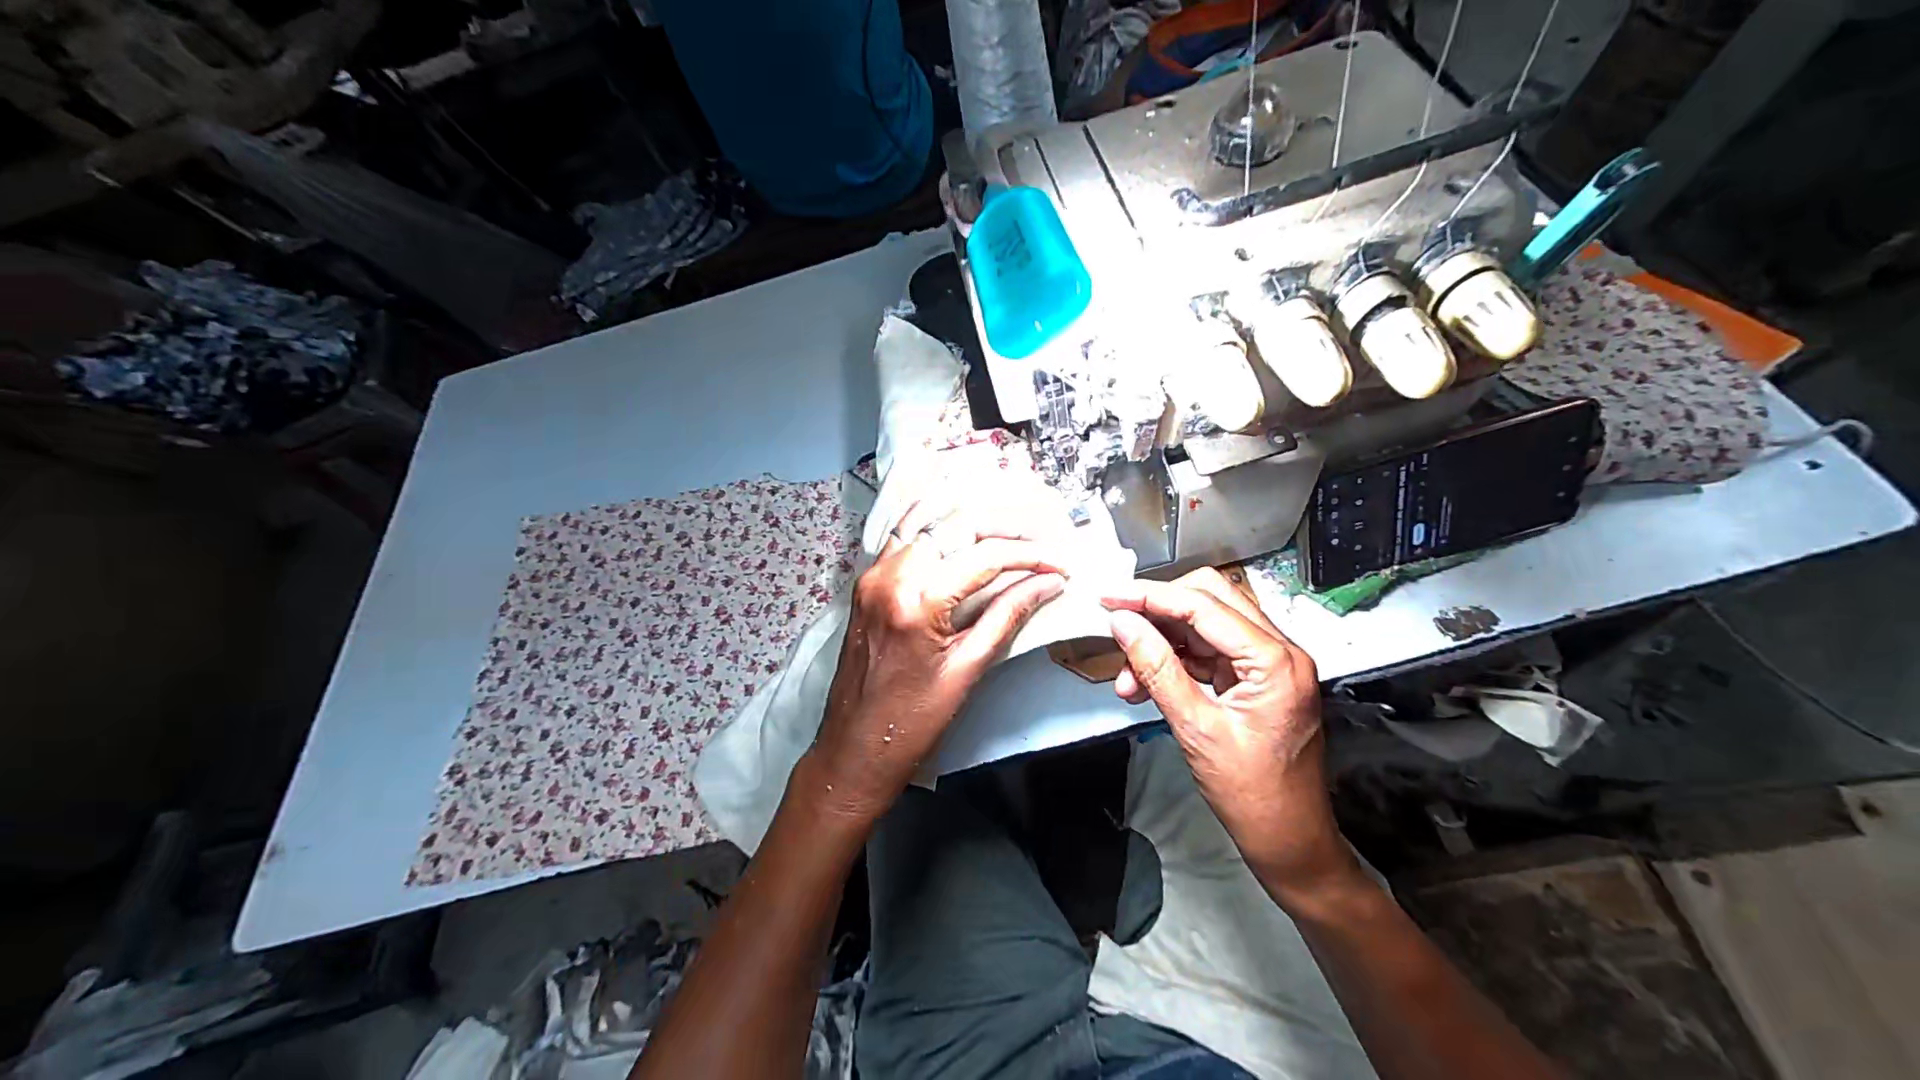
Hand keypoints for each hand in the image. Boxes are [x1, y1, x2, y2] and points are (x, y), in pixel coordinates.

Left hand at [807, 502, 1066, 824]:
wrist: (853, 749)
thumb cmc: (911, 723)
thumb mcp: (967, 670)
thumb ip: (1007, 616)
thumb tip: (1048, 583)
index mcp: (917, 603)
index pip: (985, 557)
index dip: (1030, 555)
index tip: (1060, 564)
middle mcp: (890, 577)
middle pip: (956, 526)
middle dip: (1004, 527)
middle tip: (1041, 539)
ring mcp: (872, 576)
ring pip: (926, 522)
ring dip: (970, 520)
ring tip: (1009, 529)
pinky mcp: (865, 583)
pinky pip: (901, 535)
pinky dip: (932, 523)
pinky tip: (958, 525)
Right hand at [1101, 569, 1357, 902]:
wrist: (1289, 839)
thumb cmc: (1258, 797)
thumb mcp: (1196, 730)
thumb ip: (1157, 669)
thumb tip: (1126, 626)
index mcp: (1275, 661)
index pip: (1204, 605)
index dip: (1151, 597)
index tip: (1113, 597)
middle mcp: (1278, 653)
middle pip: (1209, 599)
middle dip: (1158, 610)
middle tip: (1118, 622)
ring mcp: (1267, 664)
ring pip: (1203, 625)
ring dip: (1161, 640)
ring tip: (1129, 676)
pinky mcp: (1254, 678)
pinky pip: (1206, 651)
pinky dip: (1173, 660)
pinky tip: (1145, 682)